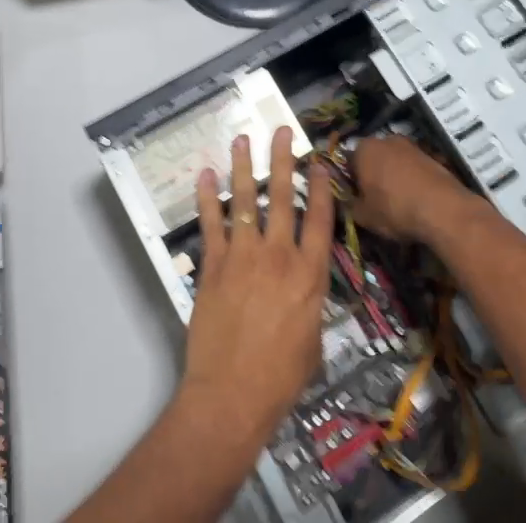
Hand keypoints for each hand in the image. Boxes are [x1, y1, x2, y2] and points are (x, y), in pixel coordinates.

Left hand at [177, 127, 335, 443]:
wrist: (234, 393)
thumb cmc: (281, 377)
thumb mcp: (314, 340)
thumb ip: (311, 305)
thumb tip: (305, 290)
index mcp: (311, 275)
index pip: (320, 219)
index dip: (320, 187)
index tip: (317, 161)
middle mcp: (279, 257)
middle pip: (282, 198)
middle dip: (282, 161)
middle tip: (280, 132)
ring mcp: (243, 258)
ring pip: (245, 202)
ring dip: (243, 168)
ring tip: (242, 140)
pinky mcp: (213, 267)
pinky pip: (211, 224)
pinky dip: (208, 198)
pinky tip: (205, 176)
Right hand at [348, 135, 479, 242]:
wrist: (444, 210)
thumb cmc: (394, 209)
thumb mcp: (363, 216)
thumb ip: (349, 205)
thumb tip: (347, 202)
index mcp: (364, 149)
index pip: (348, 162)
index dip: (350, 182)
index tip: (356, 199)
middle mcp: (386, 139)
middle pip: (373, 158)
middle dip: (372, 175)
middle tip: (375, 200)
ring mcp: (412, 145)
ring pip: (395, 162)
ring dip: (393, 177)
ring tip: (398, 201)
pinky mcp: (433, 156)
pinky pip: (414, 168)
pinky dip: (412, 179)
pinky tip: (416, 199)